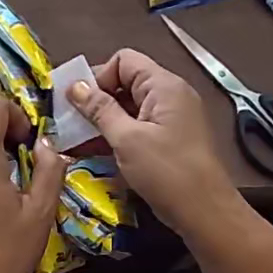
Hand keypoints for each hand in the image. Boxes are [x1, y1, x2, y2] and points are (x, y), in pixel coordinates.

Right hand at [70, 48, 240, 235]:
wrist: (203, 212)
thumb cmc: (166, 171)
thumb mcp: (127, 139)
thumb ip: (100, 110)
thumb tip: (75, 86)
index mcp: (163, 85)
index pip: (124, 61)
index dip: (98, 77)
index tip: (77, 103)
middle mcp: (169, 96)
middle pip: (125, 83)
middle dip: (96, 100)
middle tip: (69, 122)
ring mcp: (170, 119)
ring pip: (129, 108)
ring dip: (102, 121)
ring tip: (74, 139)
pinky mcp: (168, 141)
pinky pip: (137, 128)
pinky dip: (116, 135)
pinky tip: (92, 151)